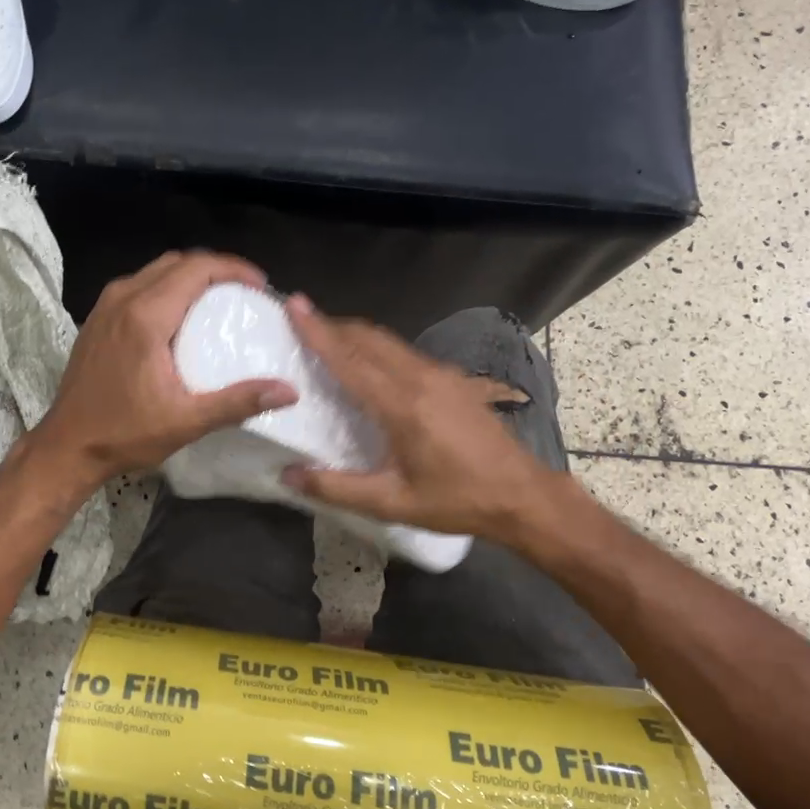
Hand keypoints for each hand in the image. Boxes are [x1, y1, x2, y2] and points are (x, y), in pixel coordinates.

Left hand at [33, 252, 298, 483]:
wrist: (67, 446)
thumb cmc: (124, 433)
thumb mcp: (186, 421)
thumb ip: (238, 401)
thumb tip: (288, 391)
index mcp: (145, 315)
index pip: (196, 268)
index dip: (233, 268)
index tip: (261, 286)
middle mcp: (123, 299)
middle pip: (177, 262)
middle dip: (216, 269)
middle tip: (246, 293)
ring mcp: (105, 306)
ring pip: (156, 271)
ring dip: (190, 277)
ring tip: (220, 300)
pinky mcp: (98, 319)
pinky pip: (139, 286)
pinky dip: (167, 289)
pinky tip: (183, 317)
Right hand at [279, 295, 560, 543]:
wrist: (522, 495)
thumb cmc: (456, 500)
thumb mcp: (392, 503)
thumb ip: (336, 488)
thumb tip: (287, 475)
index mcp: (401, 406)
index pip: (350, 360)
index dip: (318, 332)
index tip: (294, 305)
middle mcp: (420, 379)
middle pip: (368, 338)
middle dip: (332, 325)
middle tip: (300, 321)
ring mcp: (441, 375)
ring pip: (388, 341)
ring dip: (354, 334)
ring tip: (327, 338)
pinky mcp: (454, 379)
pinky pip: (405, 352)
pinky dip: (376, 347)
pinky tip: (369, 364)